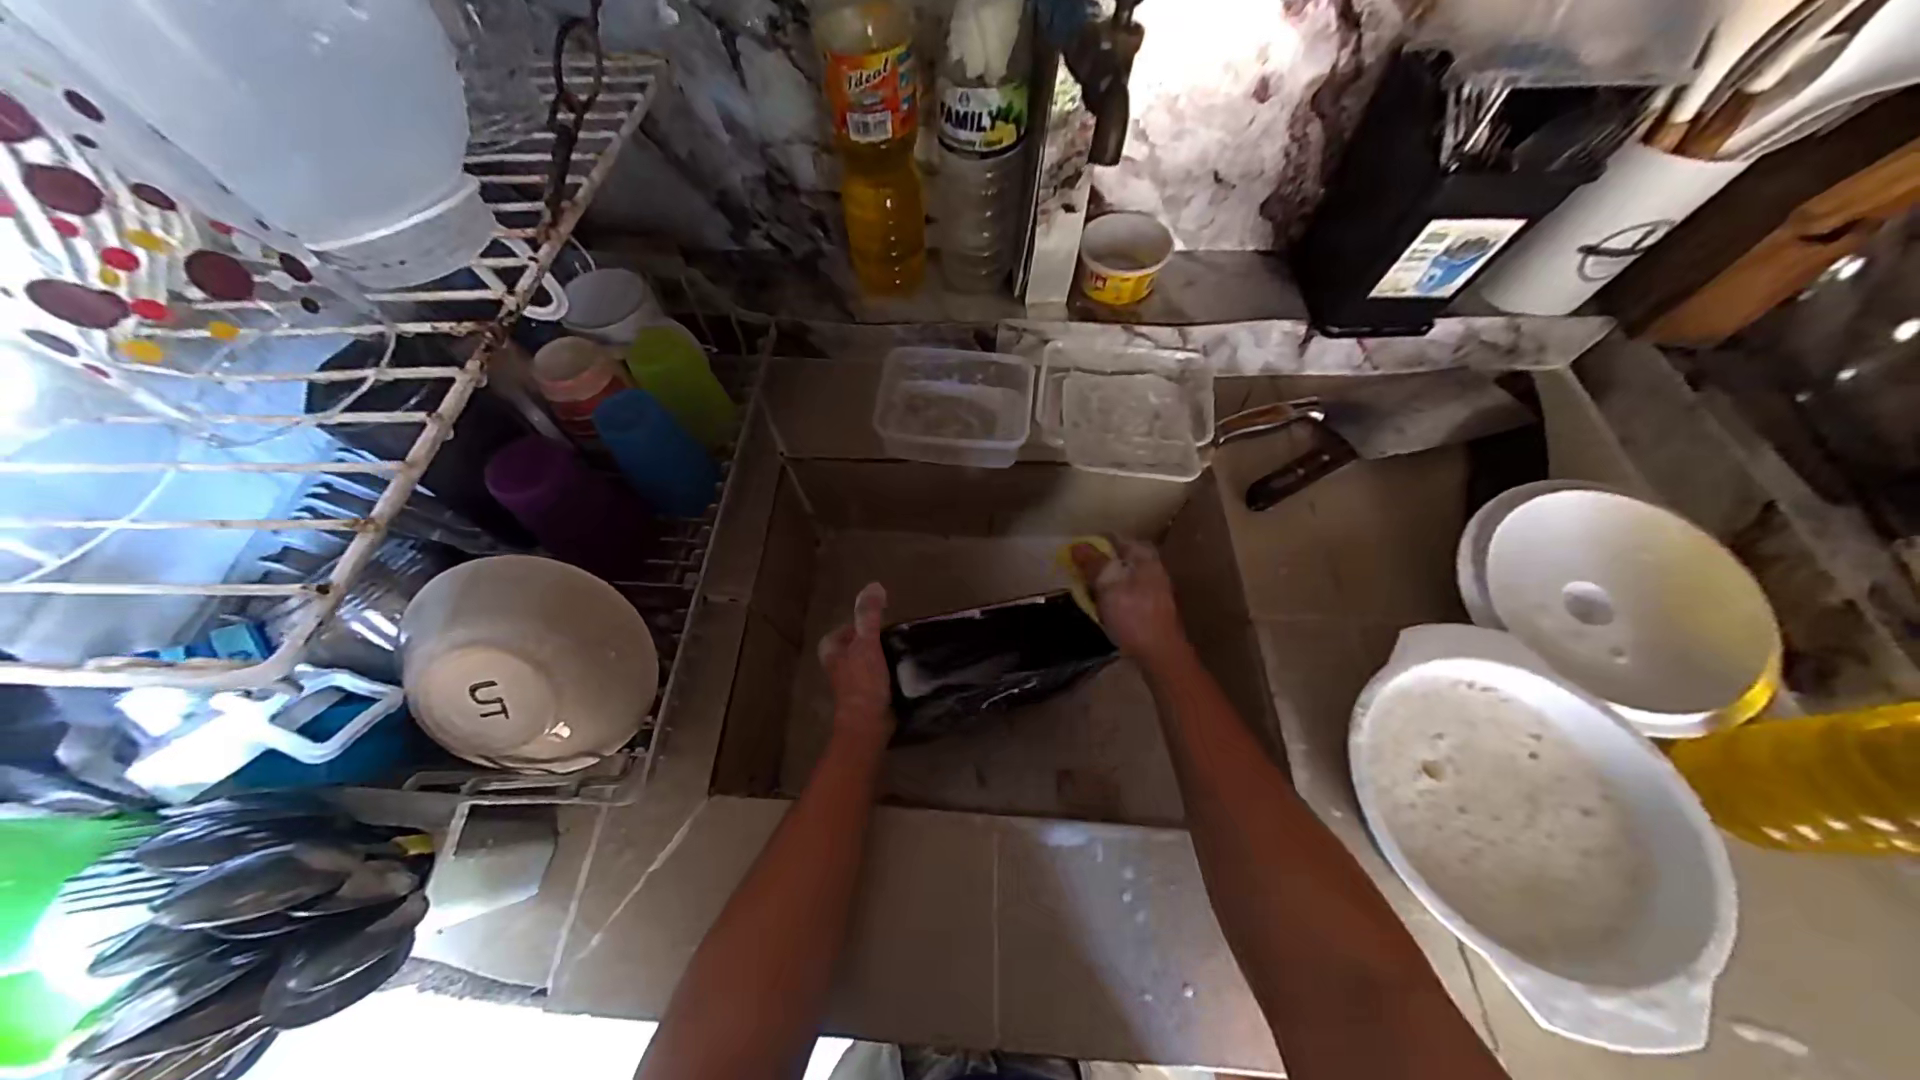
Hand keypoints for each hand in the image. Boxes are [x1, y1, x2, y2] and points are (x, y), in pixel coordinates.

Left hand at [817, 582, 893, 745]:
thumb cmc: (863, 682)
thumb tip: (874, 585)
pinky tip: (904, 670)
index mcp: (831, 649)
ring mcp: (851, 681)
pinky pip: (877, 675)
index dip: (866, 623)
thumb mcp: (867, 643)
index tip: (886, 623)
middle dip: (875, 639)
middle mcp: (837, 664)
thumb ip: (868, 615)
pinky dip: (888, 672)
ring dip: (883, 656)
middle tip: (898, 636)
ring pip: (868, 659)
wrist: (868, 725)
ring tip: (903, 651)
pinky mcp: (865, 695)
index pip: (850, 627)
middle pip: (859, 643)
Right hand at [1070, 539, 1190, 667]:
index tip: (1075, 557)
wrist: (1160, 654)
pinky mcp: (1152, 610)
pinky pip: (1127, 596)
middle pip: (1120, 560)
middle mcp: (1153, 569)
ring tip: (1088, 595)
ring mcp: (1155, 591)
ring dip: (1104, 585)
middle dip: (1098, 567)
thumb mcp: (1107, 585)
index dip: (1094, 546)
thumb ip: (1093, 563)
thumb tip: (1078, 545)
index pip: (1116, 540)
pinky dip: (1113, 599)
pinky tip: (1104, 611)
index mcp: (1145, 558)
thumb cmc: (1133, 616)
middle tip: (1078, 577)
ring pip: (1123, 579)